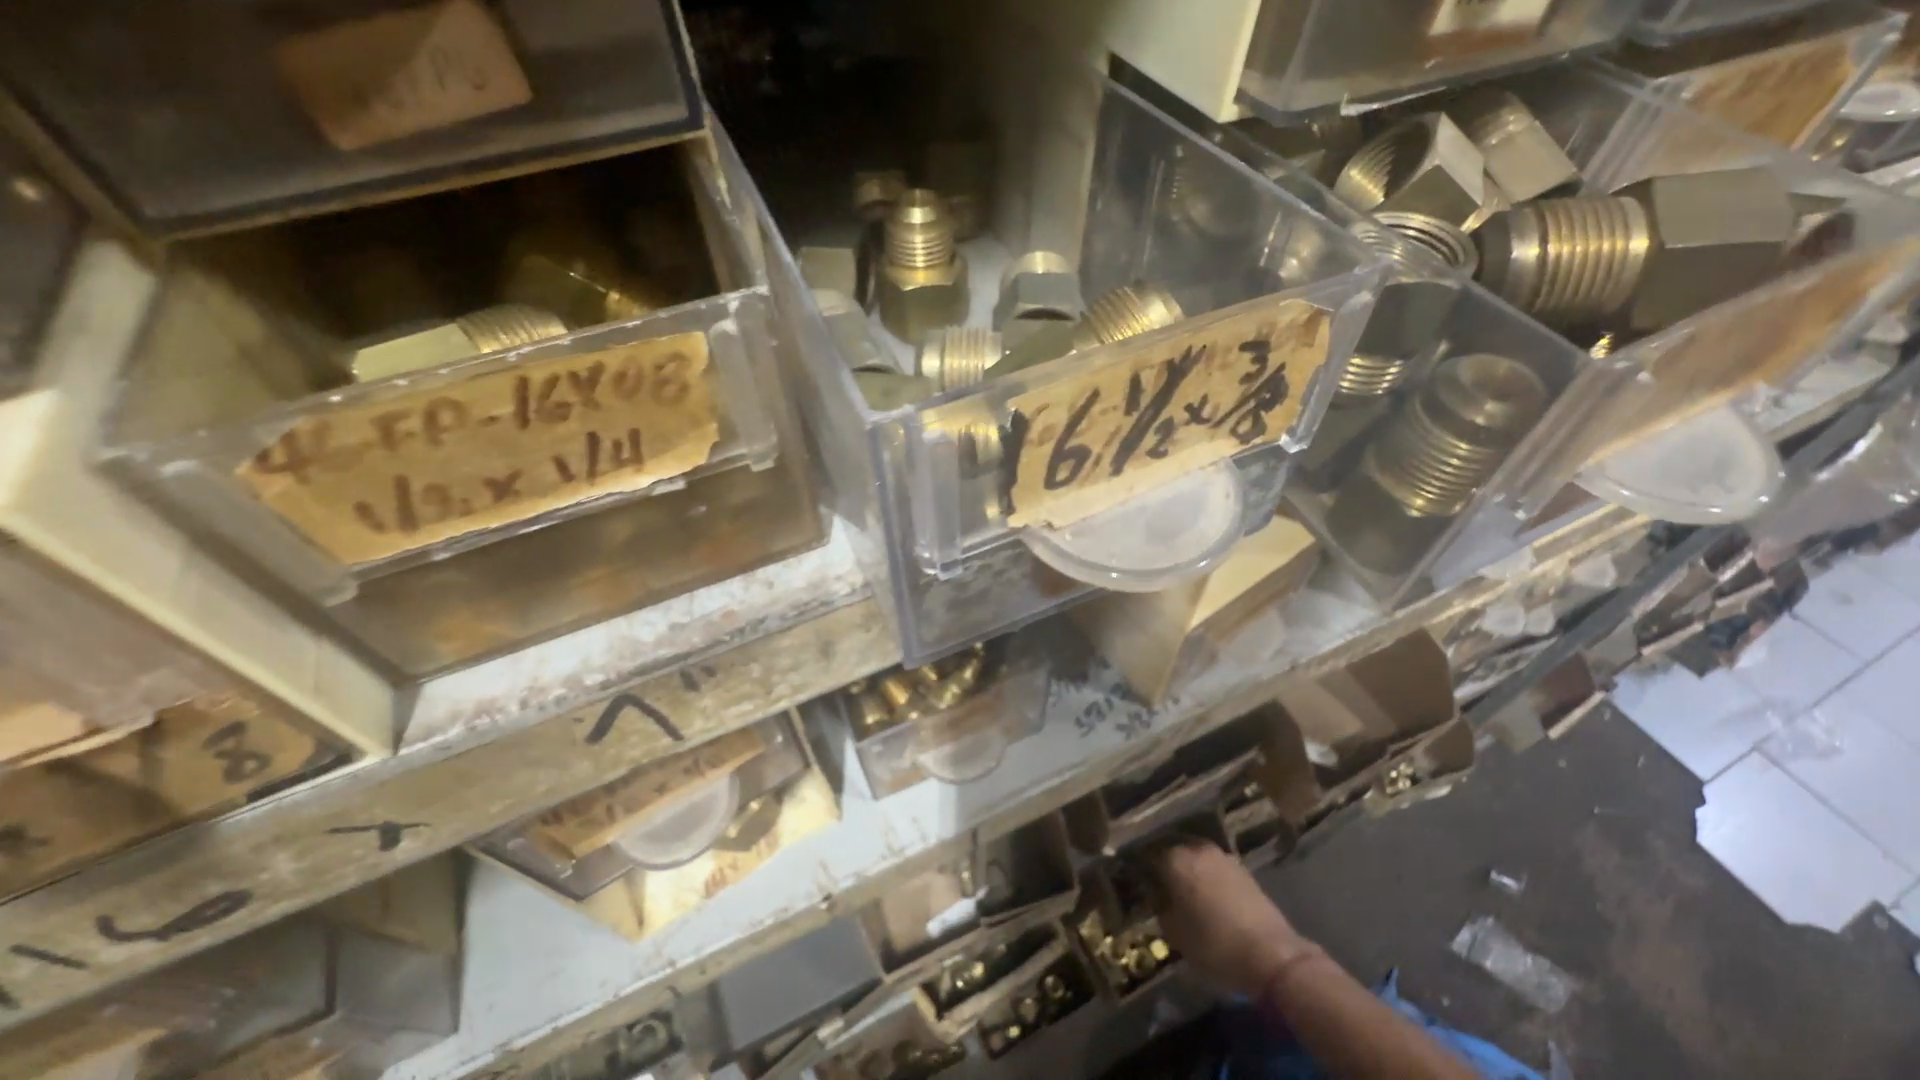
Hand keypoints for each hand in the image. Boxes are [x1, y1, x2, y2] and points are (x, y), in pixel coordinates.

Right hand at [1150, 840, 1314, 997]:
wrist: (1272, 956)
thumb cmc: (1215, 946)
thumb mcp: (1174, 933)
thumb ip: (1158, 904)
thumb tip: (1152, 890)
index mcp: (1175, 860)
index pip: (1145, 854)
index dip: (1137, 867)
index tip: (1131, 879)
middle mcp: (1197, 849)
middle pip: (1171, 850)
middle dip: (1162, 864)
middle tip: (1154, 884)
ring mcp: (1223, 857)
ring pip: (1193, 857)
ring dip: (1185, 869)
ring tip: (1178, 890)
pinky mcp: (1242, 869)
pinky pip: (1212, 866)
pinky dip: (1204, 875)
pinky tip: (1201, 894)